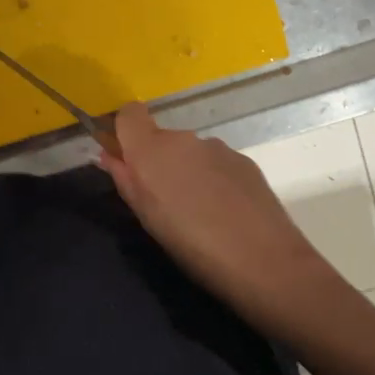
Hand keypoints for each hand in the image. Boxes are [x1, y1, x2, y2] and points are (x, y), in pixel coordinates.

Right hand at [101, 103, 330, 314]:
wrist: (264, 261)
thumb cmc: (190, 244)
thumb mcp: (145, 217)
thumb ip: (125, 179)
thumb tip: (110, 155)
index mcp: (152, 149)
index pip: (129, 113)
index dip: (125, 131)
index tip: (127, 158)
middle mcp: (184, 139)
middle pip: (161, 137)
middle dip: (158, 161)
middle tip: (164, 201)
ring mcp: (218, 148)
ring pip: (190, 152)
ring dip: (187, 172)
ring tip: (198, 213)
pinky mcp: (245, 162)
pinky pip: (216, 164)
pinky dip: (214, 180)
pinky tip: (225, 213)